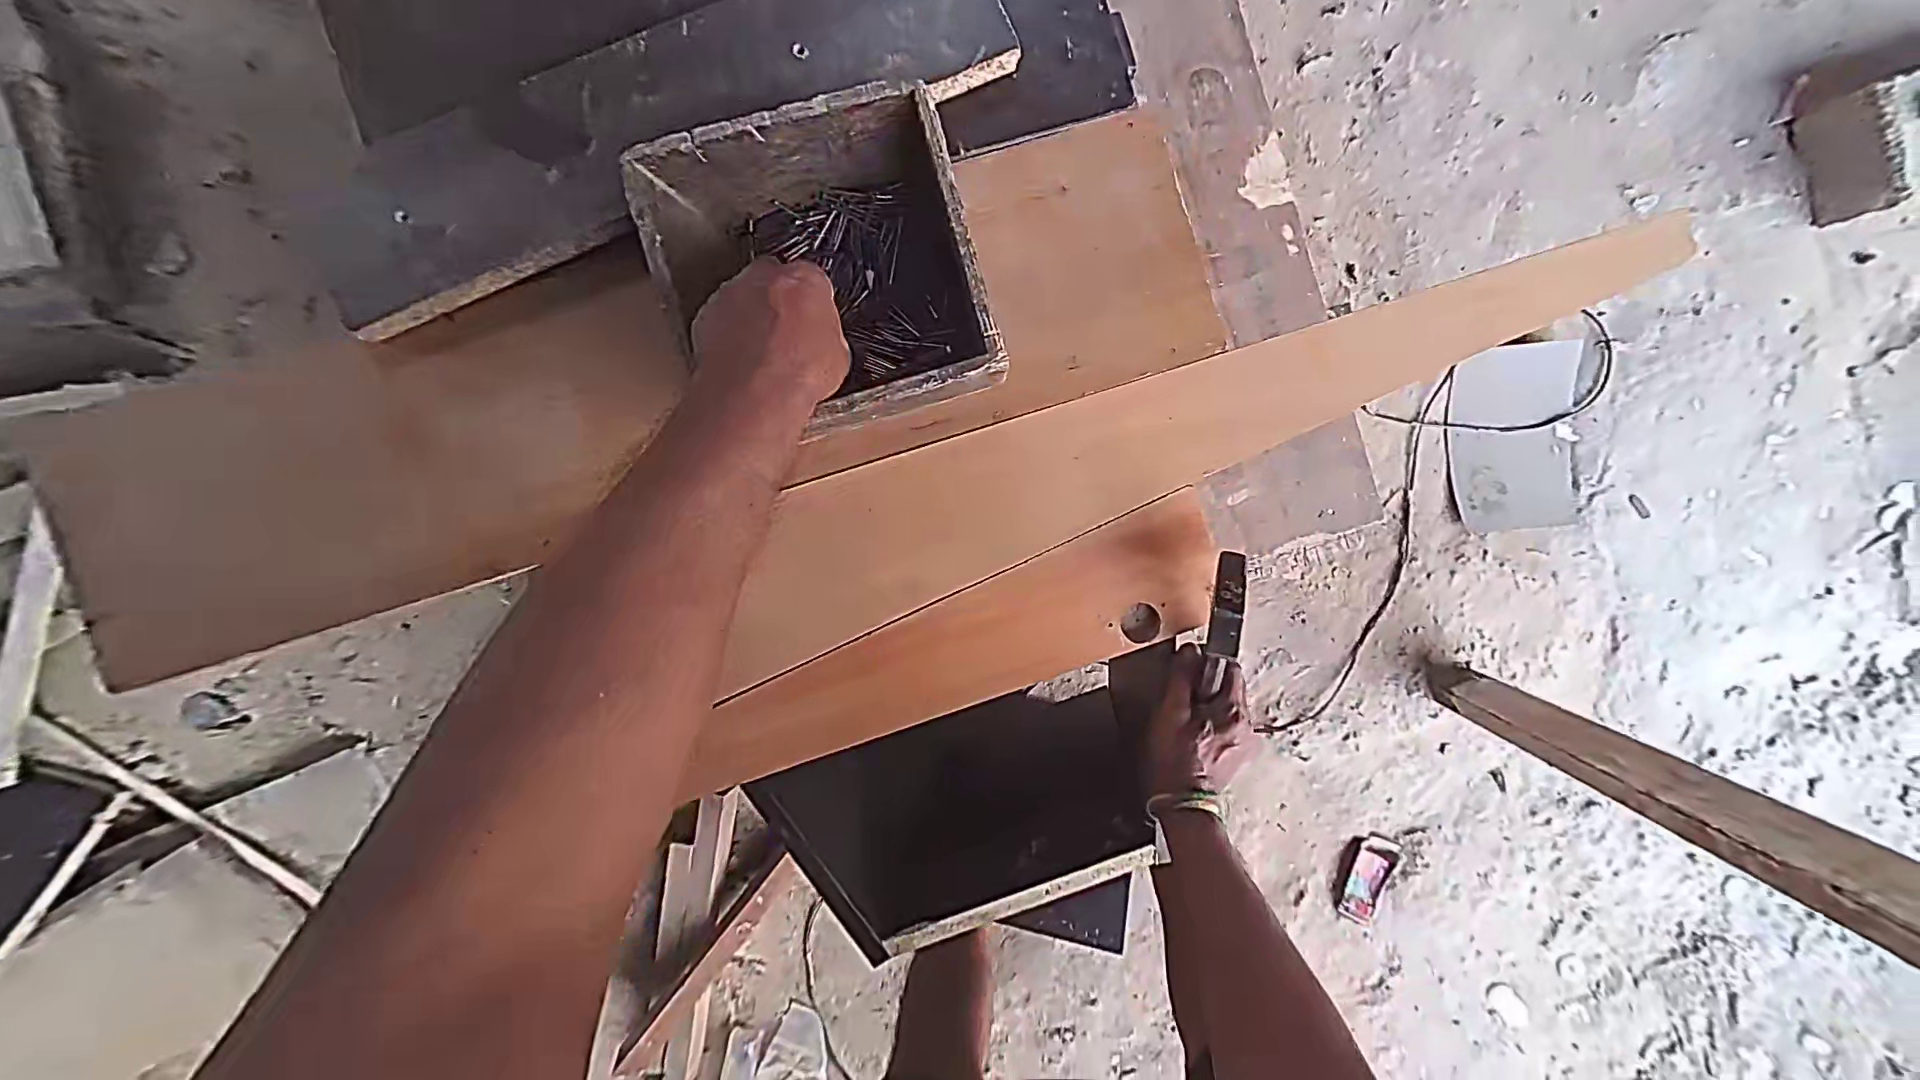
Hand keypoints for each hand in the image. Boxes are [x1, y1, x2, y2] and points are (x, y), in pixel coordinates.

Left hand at [691, 258, 849, 406]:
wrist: (755, 394)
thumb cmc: (795, 374)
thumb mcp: (838, 358)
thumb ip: (828, 336)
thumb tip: (825, 346)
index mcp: (805, 279)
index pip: (814, 278)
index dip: (814, 303)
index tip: (814, 322)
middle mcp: (764, 277)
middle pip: (773, 280)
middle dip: (779, 303)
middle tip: (789, 336)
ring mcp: (730, 295)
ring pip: (743, 298)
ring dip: (752, 319)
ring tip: (765, 355)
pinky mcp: (706, 317)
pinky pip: (721, 321)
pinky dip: (729, 336)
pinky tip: (743, 363)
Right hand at [1144, 644, 1254, 800]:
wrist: (1181, 804)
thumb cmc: (1173, 759)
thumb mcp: (1169, 712)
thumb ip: (1181, 678)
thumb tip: (1189, 651)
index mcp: (1234, 710)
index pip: (1229, 666)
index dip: (1205, 664)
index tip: (1187, 674)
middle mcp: (1247, 725)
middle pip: (1229, 687)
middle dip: (1206, 688)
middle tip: (1182, 703)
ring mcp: (1245, 742)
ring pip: (1226, 708)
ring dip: (1207, 708)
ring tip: (1185, 722)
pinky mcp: (1239, 755)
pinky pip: (1226, 727)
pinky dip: (1211, 725)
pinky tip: (1194, 737)